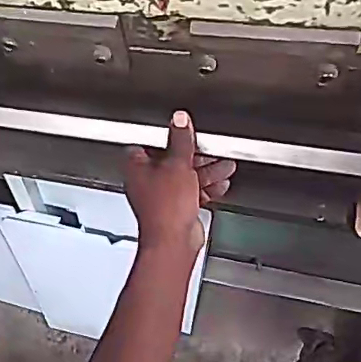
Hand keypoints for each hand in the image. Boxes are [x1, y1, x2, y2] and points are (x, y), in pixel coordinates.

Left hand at [122, 110, 234, 257]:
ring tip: (223, 166)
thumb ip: (181, 140)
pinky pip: (192, 192)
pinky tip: (220, 184)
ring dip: (205, 171)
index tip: (184, 131)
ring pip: (185, 177)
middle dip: (194, 155)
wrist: (174, 241)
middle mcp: (146, 181)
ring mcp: (161, 196)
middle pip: (172, 160)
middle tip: (210, 150)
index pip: (151, 143)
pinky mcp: (175, 209)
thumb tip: (180, 120)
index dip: (169, 136)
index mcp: (137, 167)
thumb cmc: (165, 208)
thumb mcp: (178, 164)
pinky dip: (205, 187)